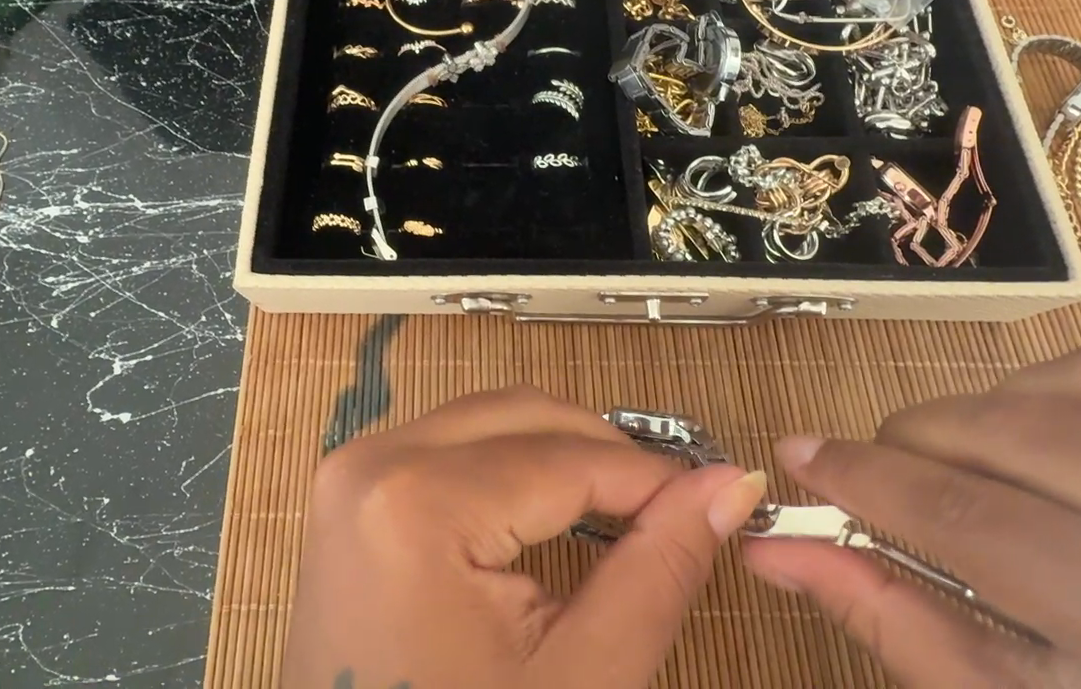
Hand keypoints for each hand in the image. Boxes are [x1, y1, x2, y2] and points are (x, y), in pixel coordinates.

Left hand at [283, 386, 769, 688]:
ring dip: (559, 451)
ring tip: (621, 507)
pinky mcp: (354, 490)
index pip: (563, 457)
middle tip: (672, 504)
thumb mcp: (576, 677)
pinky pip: (450, 445)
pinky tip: (551, 507)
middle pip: (521, 417)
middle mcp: (373, 463)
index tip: (714, 491)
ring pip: (487, 420)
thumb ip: (656, 570)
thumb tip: (726, 488)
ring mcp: (354, 471)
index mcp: (416, 501)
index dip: (649, 475)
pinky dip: (510, 463)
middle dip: (605, 453)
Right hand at [743, 346, 1080, 688]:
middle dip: (914, 446)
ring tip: (964, 470)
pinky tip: (1035, 437)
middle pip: (1015, 436)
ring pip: (1062, 387)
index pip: (983, 522)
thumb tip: (779, 553)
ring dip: (974, 417)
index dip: (868, 481)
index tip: (796, 456)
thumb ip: (905, 627)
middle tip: (883, 482)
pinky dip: (1043, 391)